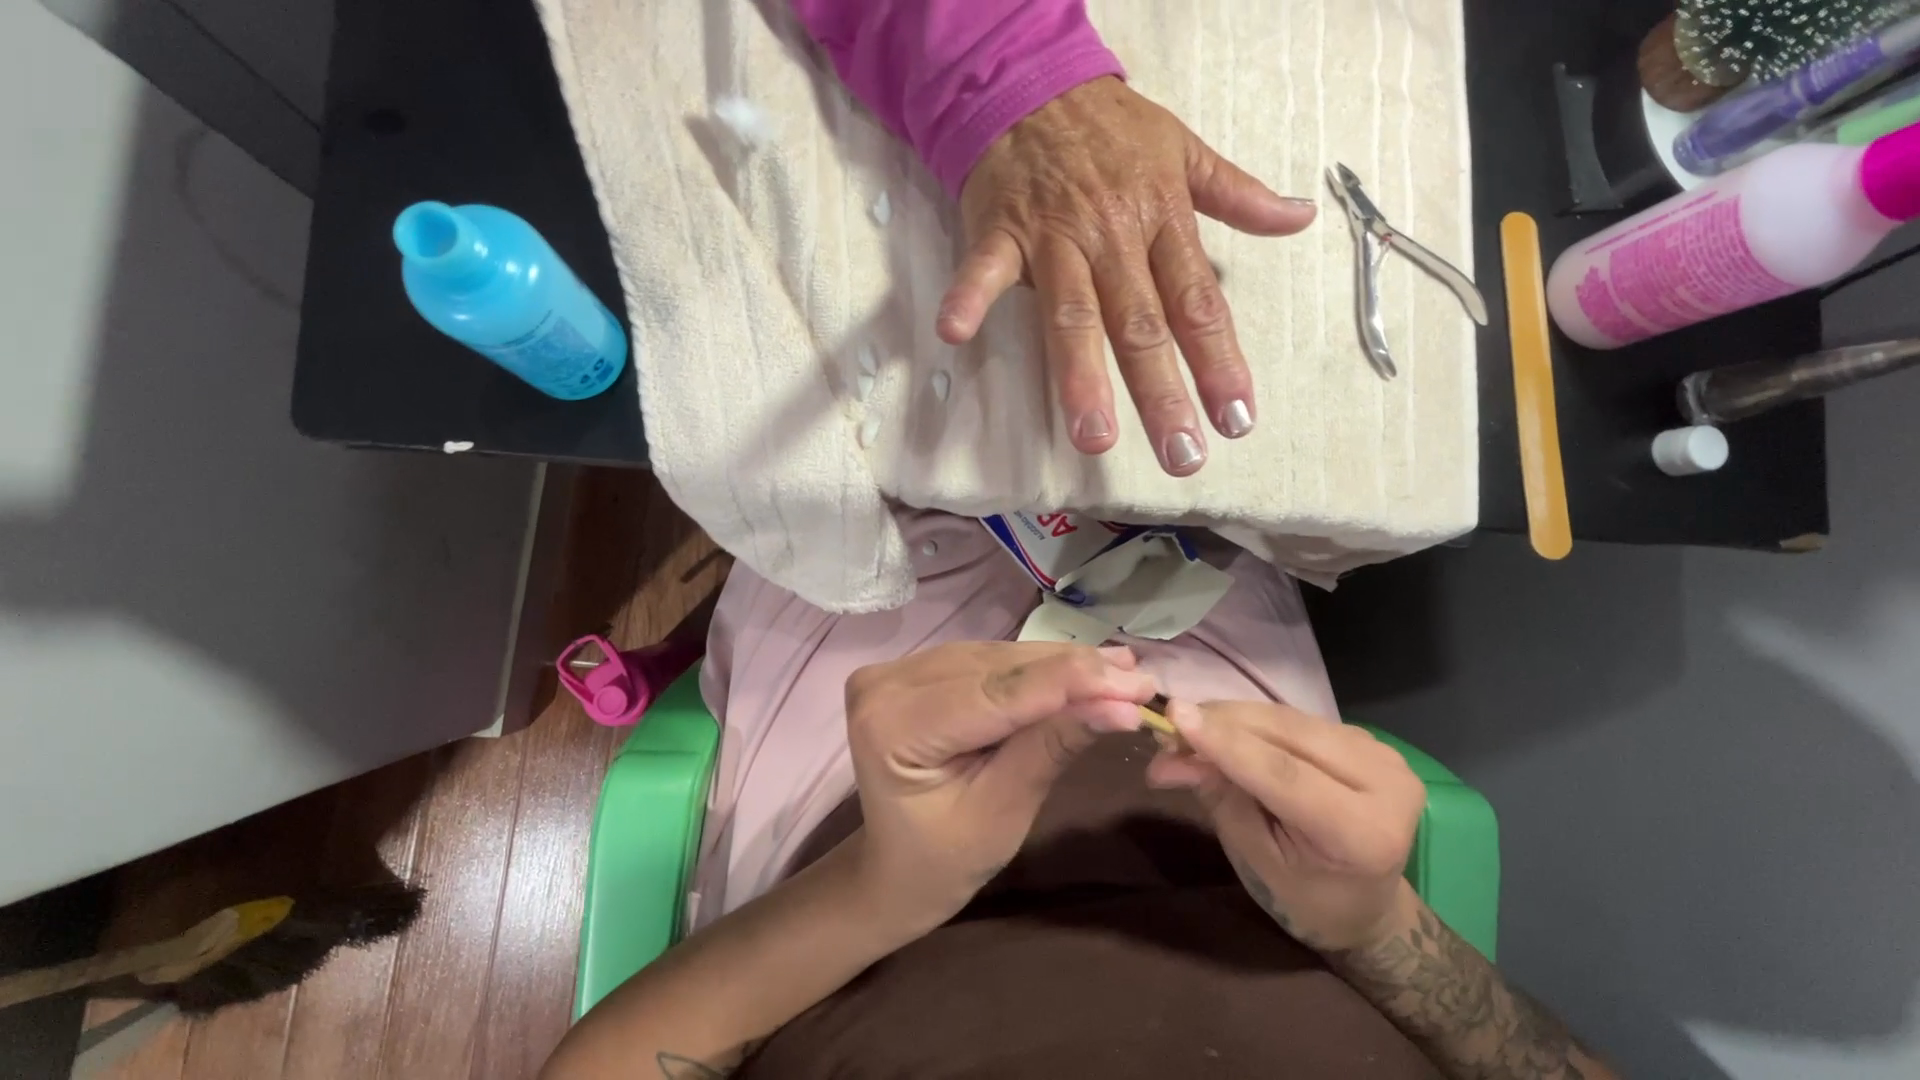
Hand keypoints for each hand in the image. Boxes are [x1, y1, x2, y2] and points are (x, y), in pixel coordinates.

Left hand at [845, 642, 1156, 928]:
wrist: (897, 867)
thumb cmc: (945, 858)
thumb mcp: (1004, 809)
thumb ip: (1052, 746)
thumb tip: (1122, 705)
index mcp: (891, 727)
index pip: (993, 694)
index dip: (1069, 682)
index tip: (1136, 683)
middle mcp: (884, 684)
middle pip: (995, 669)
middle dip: (1072, 671)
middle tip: (1141, 677)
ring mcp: (894, 672)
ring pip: (994, 658)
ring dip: (1059, 663)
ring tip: (1123, 667)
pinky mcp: (911, 670)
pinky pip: (982, 662)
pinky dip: (1032, 667)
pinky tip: (1080, 664)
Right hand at [936, 77, 1317, 476]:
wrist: (1035, 85)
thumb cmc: (1112, 130)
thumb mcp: (1186, 151)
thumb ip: (1238, 196)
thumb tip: (1299, 219)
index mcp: (1162, 222)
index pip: (1199, 304)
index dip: (1219, 363)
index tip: (1236, 419)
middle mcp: (1113, 238)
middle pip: (1141, 325)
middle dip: (1162, 393)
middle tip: (1180, 457)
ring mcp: (1054, 237)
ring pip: (1072, 312)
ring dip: (1082, 374)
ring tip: (1094, 435)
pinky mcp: (1000, 232)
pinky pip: (983, 269)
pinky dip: (967, 297)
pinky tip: (955, 334)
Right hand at [1147, 701, 1426, 951]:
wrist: (1367, 905)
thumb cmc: (1308, 897)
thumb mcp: (1258, 860)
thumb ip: (1220, 799)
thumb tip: (1168, 755)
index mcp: (1365, 831)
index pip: (1285, 774)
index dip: (1226, 743)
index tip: (1174, 716)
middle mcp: (1386, 781)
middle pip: (1287, 733)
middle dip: (1220, 723)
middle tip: (1166, 726)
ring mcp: (1381, 753)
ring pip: (1288, 718)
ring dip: (1231, 718)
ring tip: (1187, 729)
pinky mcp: (1366, 737)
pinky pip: (1296, 719)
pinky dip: (1252, 721)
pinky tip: (1223, 730)